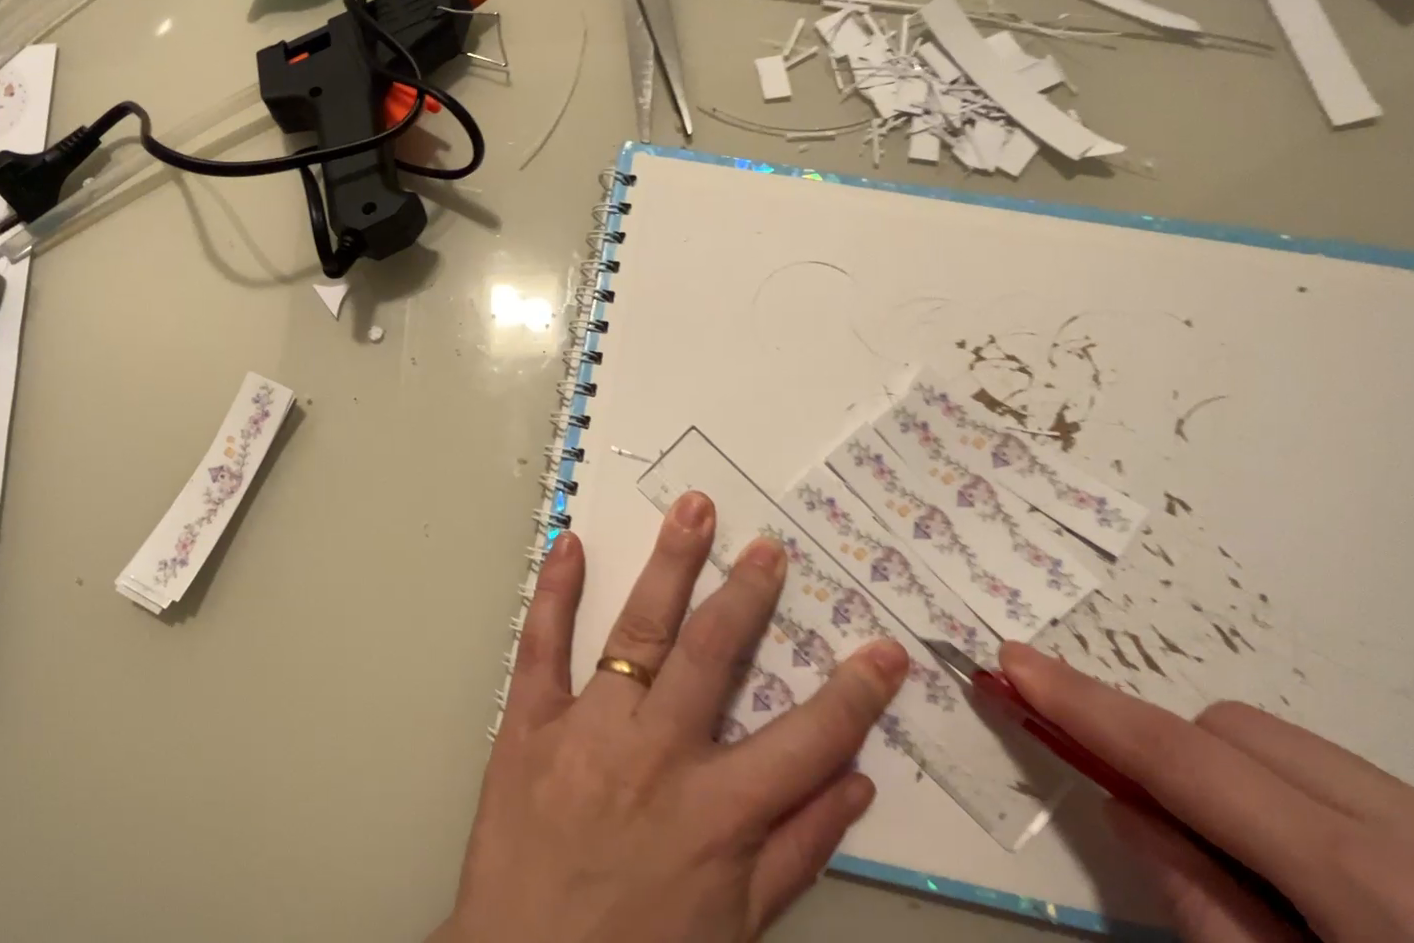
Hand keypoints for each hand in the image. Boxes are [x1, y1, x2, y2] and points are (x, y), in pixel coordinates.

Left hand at [434, 492, 909, 942]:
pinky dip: (554, 592)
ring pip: (637, 631)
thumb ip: (799, 851)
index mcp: (717, 809)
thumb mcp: (736, 923)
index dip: (855, 695)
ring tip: (693, 511)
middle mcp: (656, 753)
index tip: (885, 649)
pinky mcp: (528, 725)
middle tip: (769, 547)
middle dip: (748, 594)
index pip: (807, 739)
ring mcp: (587, 730)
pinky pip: (540, 647)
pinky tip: (569, 544)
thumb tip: (856, 783)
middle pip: (715, 654)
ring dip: (669, 566)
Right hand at [1002, 641, 1413, 942]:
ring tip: (1261, 882)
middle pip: (1242, 730)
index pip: (1188, 758)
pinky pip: (1361, 790)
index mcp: (1375, 883)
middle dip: (1173, 756)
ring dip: (1241, 788)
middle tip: (1145, 818)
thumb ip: (1207, 909)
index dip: (1087, 706)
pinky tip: (1336, 897)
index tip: (1013, 661)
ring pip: (1302, 755)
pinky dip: (1305, 814)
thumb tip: (1129, 809)